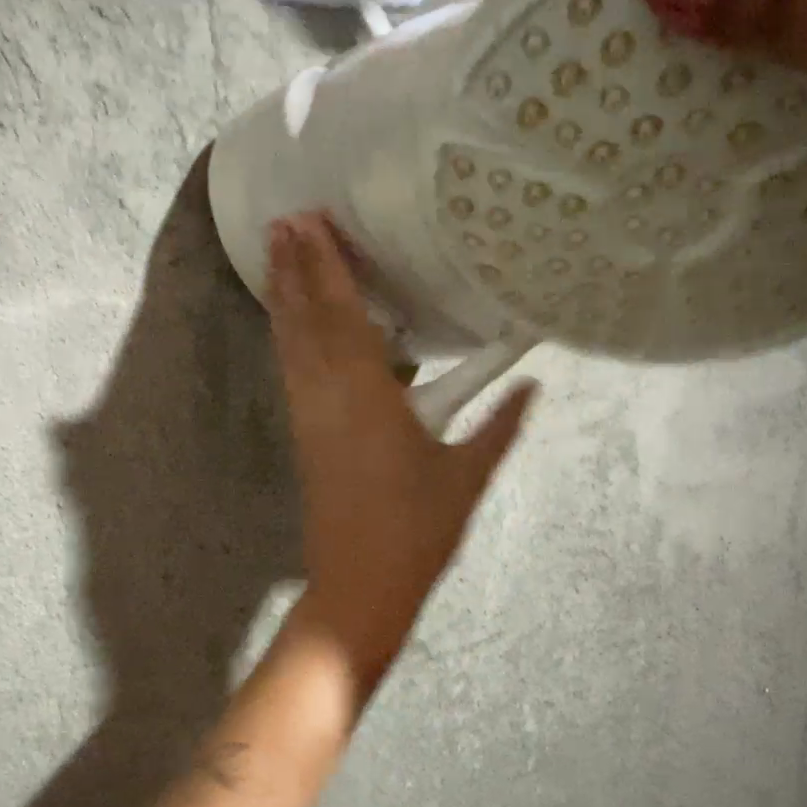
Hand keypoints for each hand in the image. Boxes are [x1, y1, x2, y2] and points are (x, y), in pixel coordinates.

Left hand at [266, 213, 535, 685]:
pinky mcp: (304, 438)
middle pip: (308, 322)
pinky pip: (291, 372)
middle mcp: (330, 399)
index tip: (312, 224)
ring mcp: (310, 418)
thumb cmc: (418, 532)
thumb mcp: (467, 476)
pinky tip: (286, 322)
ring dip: (284, 297)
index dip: (328, 268)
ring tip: (275, 252)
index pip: (344, 318)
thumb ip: (499, 426)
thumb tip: (532, 385)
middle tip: (284, 220)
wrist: (360, 586)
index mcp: (371, 399)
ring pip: (292, 346)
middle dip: (295, 268)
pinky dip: (287, 338)